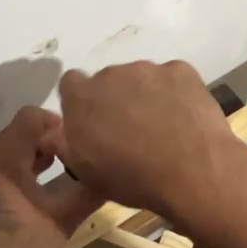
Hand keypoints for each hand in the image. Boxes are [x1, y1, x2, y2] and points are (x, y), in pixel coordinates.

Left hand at [0, 107, 102, 247]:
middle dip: (51, 139)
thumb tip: (113, 176)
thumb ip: (87, 194)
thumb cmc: (15, 244)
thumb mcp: (60, 221)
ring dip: (38, 152)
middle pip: (24, 128)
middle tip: (76, 158)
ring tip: (63, 171)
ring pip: (14, 144)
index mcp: (6, 156)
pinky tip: (41, 186)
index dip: (59, 123)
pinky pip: (4, 159)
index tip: (78, 144)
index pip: (32, 115)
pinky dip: (24, 164)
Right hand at [51, 61, 246, 220]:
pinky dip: (175, 93)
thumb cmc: (131, 178)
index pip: (71, 84)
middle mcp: (111, 74)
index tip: (95, 124)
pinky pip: (172, 78)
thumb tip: (54, 130)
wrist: (192, 172)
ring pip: (141, 78)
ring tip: (163, 128)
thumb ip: (63, 143)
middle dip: (116, 100)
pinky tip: (184, 119)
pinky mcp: (181, 70)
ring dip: (145, 96)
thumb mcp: (85, 171)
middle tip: (132, 131)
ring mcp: (148, 69)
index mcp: (81, 96)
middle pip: (108, 81)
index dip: (82, 103)